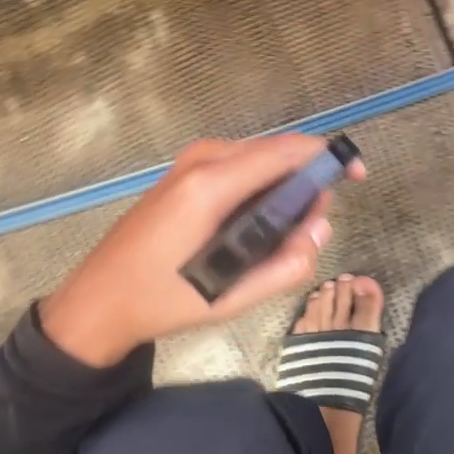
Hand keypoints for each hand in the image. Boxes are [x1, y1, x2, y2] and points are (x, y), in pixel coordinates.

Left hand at [38, 135, 362, 366]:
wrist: (97, 302)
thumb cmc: (162, 301)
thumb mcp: (230, 298)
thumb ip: (286, 265)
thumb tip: (322, 228)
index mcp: (212, 184)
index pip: (287, 151)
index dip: (329, 157)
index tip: (356, 175)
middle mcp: (204, 160)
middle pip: (277, 150)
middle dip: (308, 179)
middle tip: (312, 227)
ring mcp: (192, 161)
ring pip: (262, 156)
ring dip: (286, 184)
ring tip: (285, 232)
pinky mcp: (187, 170)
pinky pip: (243, 164)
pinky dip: (264, 185)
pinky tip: (259, 223)